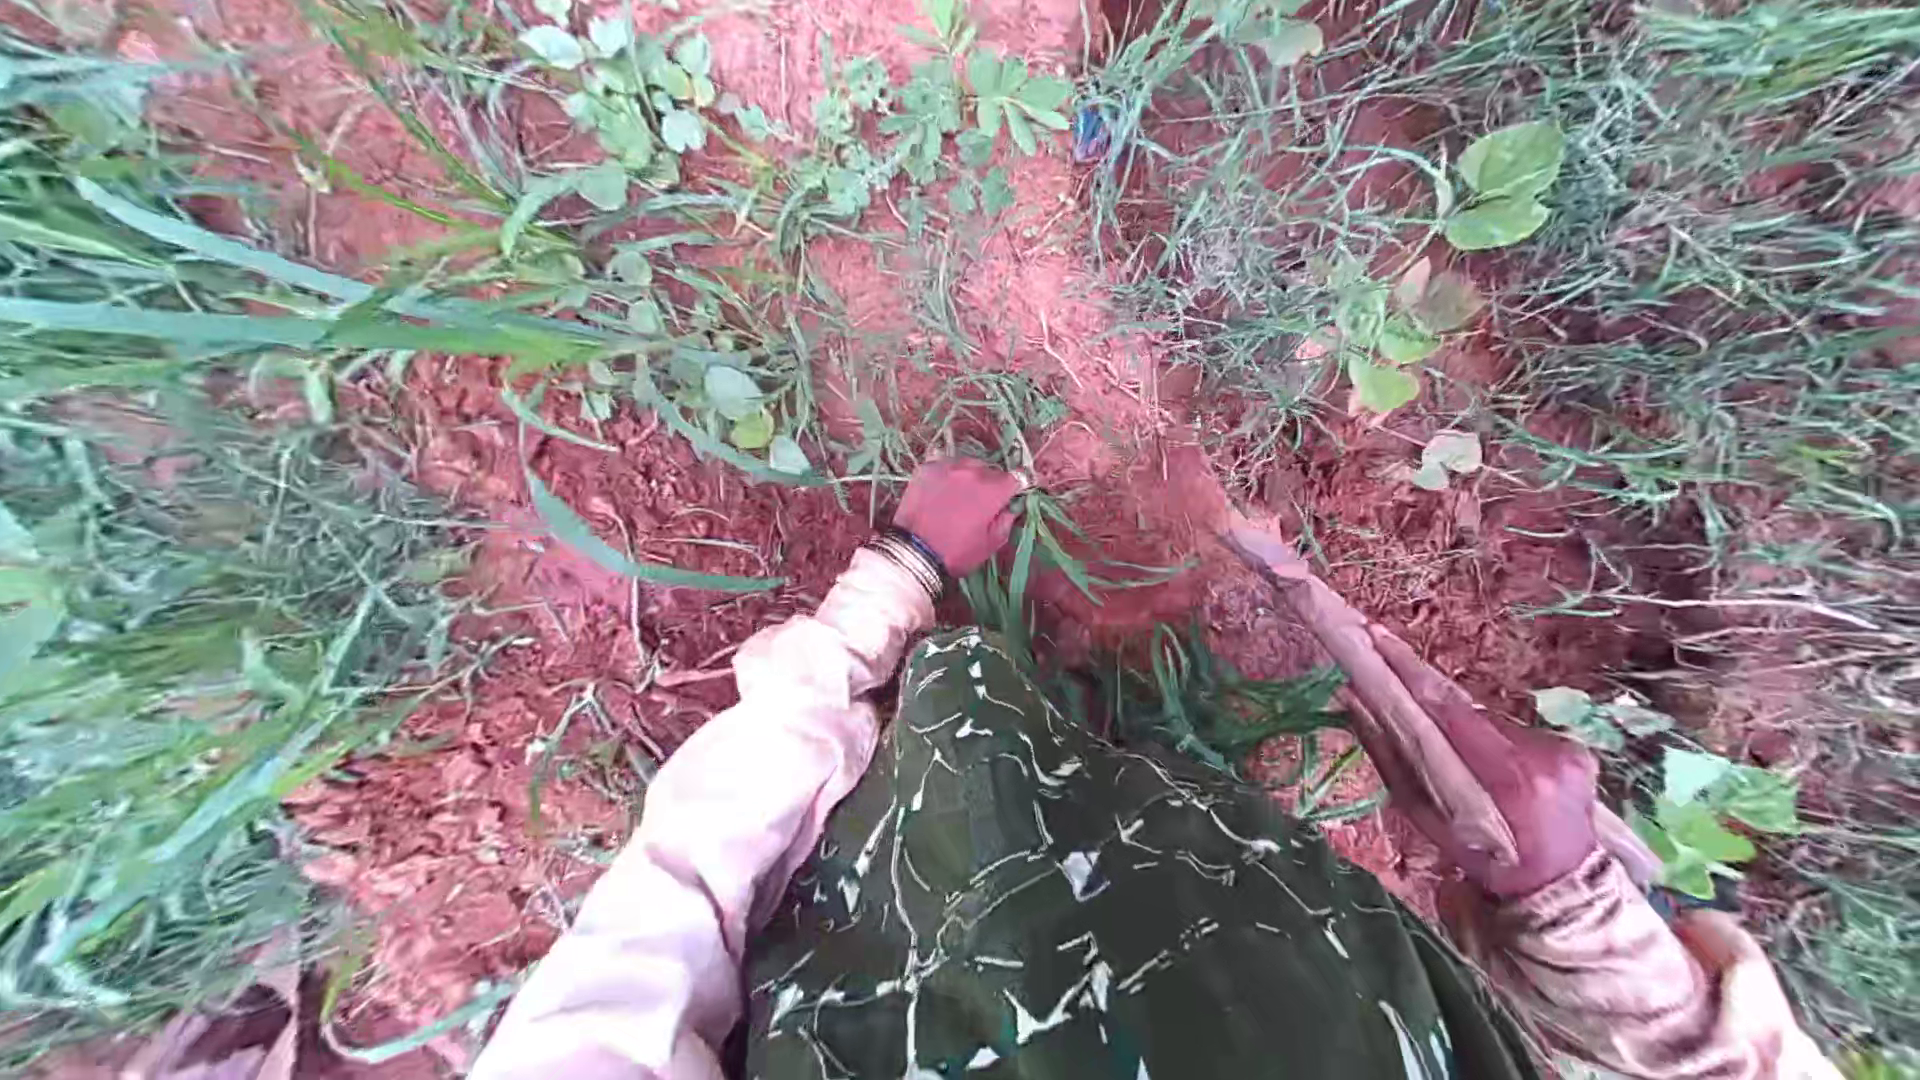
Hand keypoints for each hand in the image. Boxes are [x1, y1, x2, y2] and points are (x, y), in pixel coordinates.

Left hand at [894, 459, 1025, 576]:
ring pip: (967, 465)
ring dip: (968, 477)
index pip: (1016, 477)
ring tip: (959, 496)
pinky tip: (942, 491)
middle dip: (990, 484)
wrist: (913, 553)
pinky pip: (944, 466)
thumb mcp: (991, 543)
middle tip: (981, 502)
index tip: (1010, 496)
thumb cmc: (956, 553)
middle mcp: (972, 471)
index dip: (1015, 488)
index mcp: (993, 489)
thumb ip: (1007, 520)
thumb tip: (1012, 507)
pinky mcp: (926, 468)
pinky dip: (947, 475)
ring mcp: (947, 466)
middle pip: (990, 470)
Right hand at [1370, 624, 1598, 896]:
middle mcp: (1541, 750)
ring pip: (1486, 717)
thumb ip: (1388, 755)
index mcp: (1505, 772)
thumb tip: (1353, 701)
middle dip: (1423, 689)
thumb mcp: (1422, 812)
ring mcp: (1563, 747)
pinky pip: (1509, 729)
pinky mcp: (1574, 748)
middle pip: (1464, 705)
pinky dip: (1484, 735)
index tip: (1376, 636)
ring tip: (1437, 736)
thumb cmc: (1480, 854)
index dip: (1407, 668)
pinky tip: (1477, 757)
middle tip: (1386, 661)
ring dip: (1455, 719)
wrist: (1563, 887)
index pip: (1446, 704)